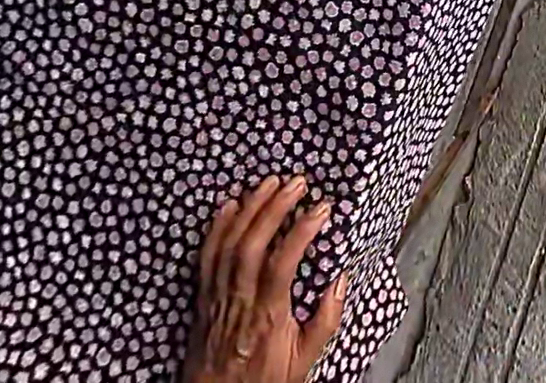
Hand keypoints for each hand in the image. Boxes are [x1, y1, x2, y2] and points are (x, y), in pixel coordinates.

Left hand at [182, 175, 347, 382]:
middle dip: (275, 207)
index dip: (302, 231)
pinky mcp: (203, 294)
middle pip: (253, 245)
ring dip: (251, 207)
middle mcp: (240, 300)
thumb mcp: (303, 361)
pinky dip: (218, 226)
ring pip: (230, 244)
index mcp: (267, 315)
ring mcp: (218, 295)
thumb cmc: (263, 378)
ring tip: (270, 182)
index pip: (282, 264)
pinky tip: (231, 203)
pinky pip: (207, 255)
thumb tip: (341, 278)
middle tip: (297, 182)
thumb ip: (325, 320)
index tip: (322, 208)